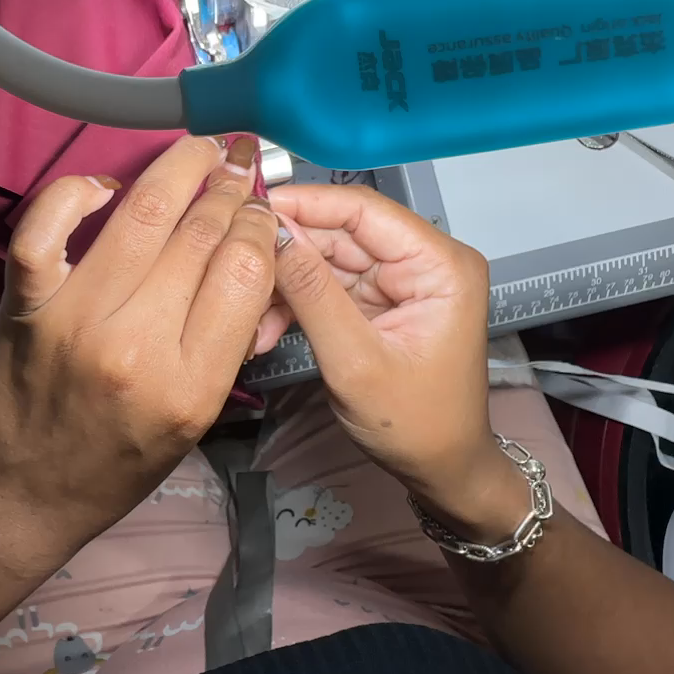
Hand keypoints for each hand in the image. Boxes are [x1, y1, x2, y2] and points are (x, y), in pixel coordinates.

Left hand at [0, 134, 279, 573]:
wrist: (25, 491)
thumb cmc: (119, 463)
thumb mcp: (198, 419)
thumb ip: (229, 341)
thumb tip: (251, 257)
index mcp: (190, 383)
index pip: (243, 271)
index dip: (258, 225)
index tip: (259, 209)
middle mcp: (134, 344)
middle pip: (199, 235)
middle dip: (228, 189)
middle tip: (238, 166)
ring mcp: (74, 316)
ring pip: (140, 214)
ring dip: (178, 168)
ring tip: (201, 150)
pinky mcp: (26, 300)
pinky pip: (47, 223)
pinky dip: (77, 191)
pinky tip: (107, 186)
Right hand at [268, 184, 527, 538]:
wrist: (440, 471)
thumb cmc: (414, 424)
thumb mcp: (355, 361)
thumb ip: (312, 293)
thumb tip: (272, 233)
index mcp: (438, 263)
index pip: (363, 209)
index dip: (304, 203)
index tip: (248, 206)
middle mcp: (420, 259)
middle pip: (338, 232)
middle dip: (286, 254)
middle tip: (232, 265)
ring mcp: (397, 278)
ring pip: (323, 257)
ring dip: (283, 285)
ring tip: (248, 317)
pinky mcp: (376, 298)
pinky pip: (324, 284)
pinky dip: (293, 303)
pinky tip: (264, 328)